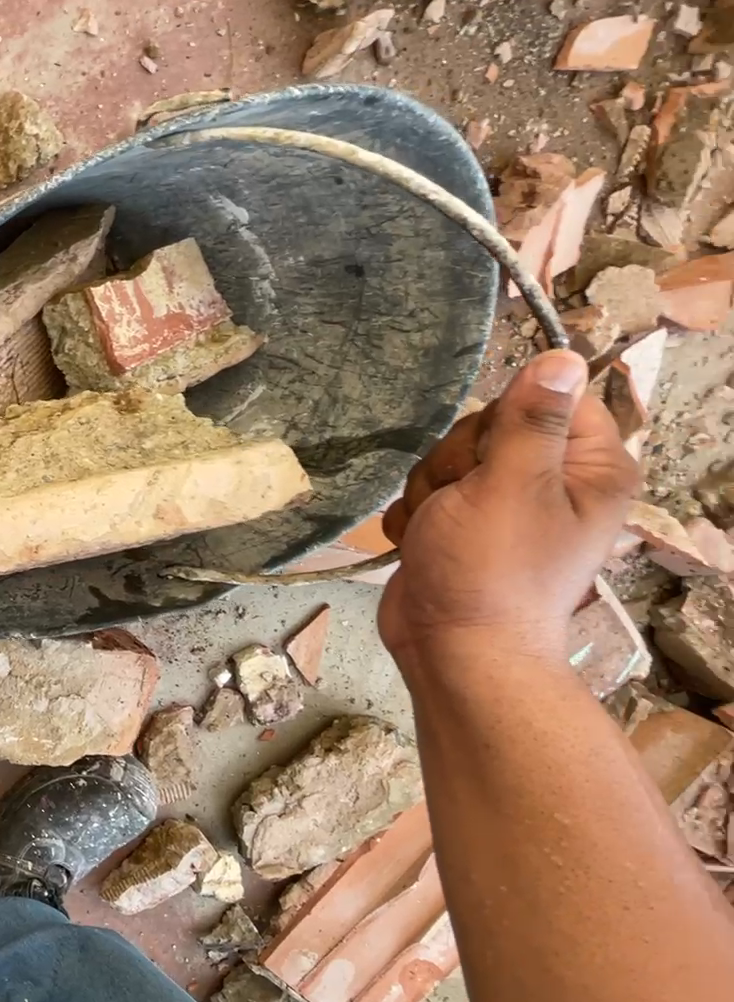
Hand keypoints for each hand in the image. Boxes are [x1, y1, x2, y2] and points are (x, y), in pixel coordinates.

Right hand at [378, 349, 639, 669]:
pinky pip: (423, 498)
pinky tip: (419, 542)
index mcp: (588, 468)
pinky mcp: (458, 528)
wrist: (453, 643)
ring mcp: (500, 508)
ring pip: (443, 465)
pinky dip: (412, 518)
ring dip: (426, 493)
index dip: (503, 419)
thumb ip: (530, 422)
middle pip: (482, 432)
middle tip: (457, 499)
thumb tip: (560, 358)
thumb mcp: (510, 485)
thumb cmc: (489, 566)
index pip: (548, 402)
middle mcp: (550, 483)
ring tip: (435, 529)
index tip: (487, 454)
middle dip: (451, 463)